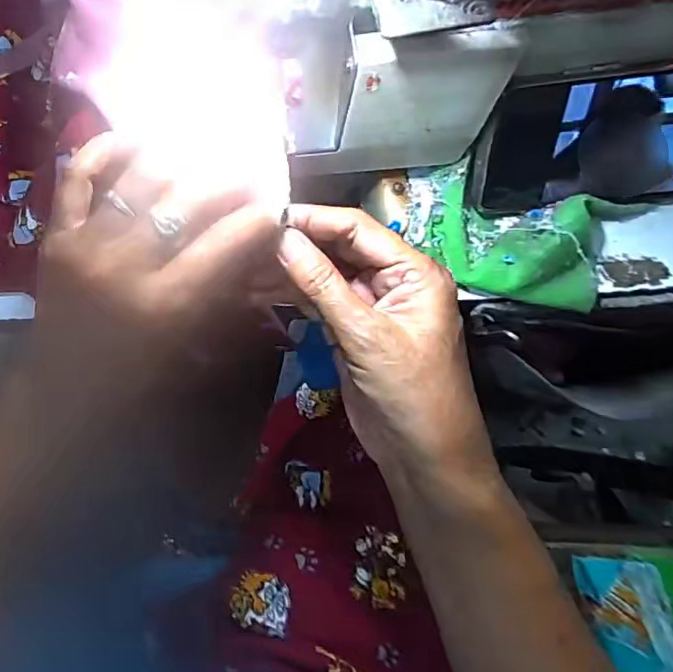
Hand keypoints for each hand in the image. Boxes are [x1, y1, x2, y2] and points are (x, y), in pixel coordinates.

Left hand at [33, 132, 279, 382]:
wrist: (61, 391)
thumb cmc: (134, 379)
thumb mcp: (191, 347)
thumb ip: (223, 293)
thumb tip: (254, 243)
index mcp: (165, 304)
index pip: (223, 243)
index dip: (257, 218)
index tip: (273, 206)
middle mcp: (124, 266)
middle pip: (184, 202)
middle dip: (226, 182)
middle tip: (244, 173)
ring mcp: (85, 244)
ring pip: (137, 180)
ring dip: (175, 158)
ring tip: (197, 148)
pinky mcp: (55, 235)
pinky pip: (76, 178)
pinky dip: (101, 151)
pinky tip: (130, 138)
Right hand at [274, 205, 492, 479]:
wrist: (423, 455)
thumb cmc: (410, 394)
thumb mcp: (365, 335)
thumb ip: (322, 284)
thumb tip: (284, 239)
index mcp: (413, 272)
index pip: (357, 229)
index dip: (314, 219)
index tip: (270, 216)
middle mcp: (392, 280)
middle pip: (339, 247)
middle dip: (299, 242)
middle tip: (252, 237)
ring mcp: (370, 304)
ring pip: (325, 272)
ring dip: (291, 268)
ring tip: (249, 260)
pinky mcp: (351, 327)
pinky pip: (320, 298)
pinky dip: (294, 293)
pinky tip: (264, 287)